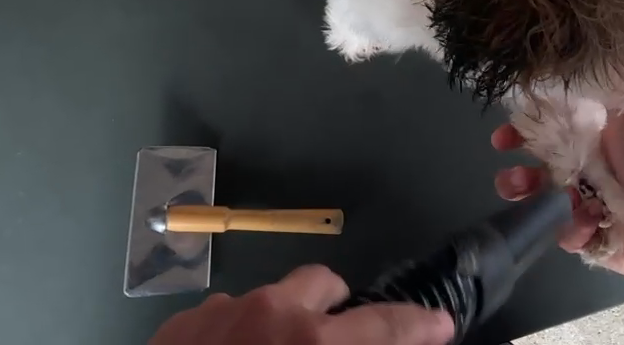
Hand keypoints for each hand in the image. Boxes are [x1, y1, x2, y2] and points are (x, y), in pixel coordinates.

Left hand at [148, 265, 452, 344]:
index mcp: (310, 343)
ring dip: (285, 321)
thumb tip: (363, 341)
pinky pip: (224, 314)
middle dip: (339, 309)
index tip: (442, 324)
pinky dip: (236, 335)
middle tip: (340, 338)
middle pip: (324, 284)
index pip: (383, 327)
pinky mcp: (180, 323)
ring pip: (271, 296)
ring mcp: (221, 310)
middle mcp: (271, 312)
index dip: (418, 326)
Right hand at [492, 110, 623, 277]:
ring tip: (540, 199)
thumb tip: (561, 73)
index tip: (502, 139)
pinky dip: (573, 226)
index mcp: (578, 143)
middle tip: (512, 179)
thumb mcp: (622, 118)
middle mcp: (571, 173)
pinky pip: (563, 233)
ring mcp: (574, 206)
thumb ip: (592, 98)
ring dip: (532, 201)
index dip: (516, 134)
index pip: (537, 135)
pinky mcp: (581, 237)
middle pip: (528, 172)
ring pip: (537, 205)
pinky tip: (592, 218)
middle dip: (514, 176)